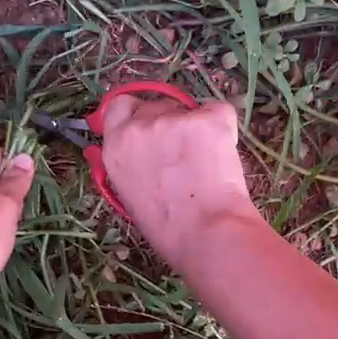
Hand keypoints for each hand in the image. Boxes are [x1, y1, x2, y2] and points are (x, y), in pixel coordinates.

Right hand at [99, 96, 258, 268]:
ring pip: (185, 111)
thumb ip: (128, 165)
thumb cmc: (166, 229)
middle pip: (154, 107)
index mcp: (116, 147)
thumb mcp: (130, 196)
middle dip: (167, 123)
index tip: (146, 128)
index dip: (134, 115)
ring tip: (204, 162)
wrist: (207, 231)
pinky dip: (221, 128)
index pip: (119, 107)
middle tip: (182, 153)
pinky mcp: (209, 117)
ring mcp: (175, 118)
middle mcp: (140, 126)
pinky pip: (216, 112)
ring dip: (193, 127)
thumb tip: (134, 153)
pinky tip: (222, 155)